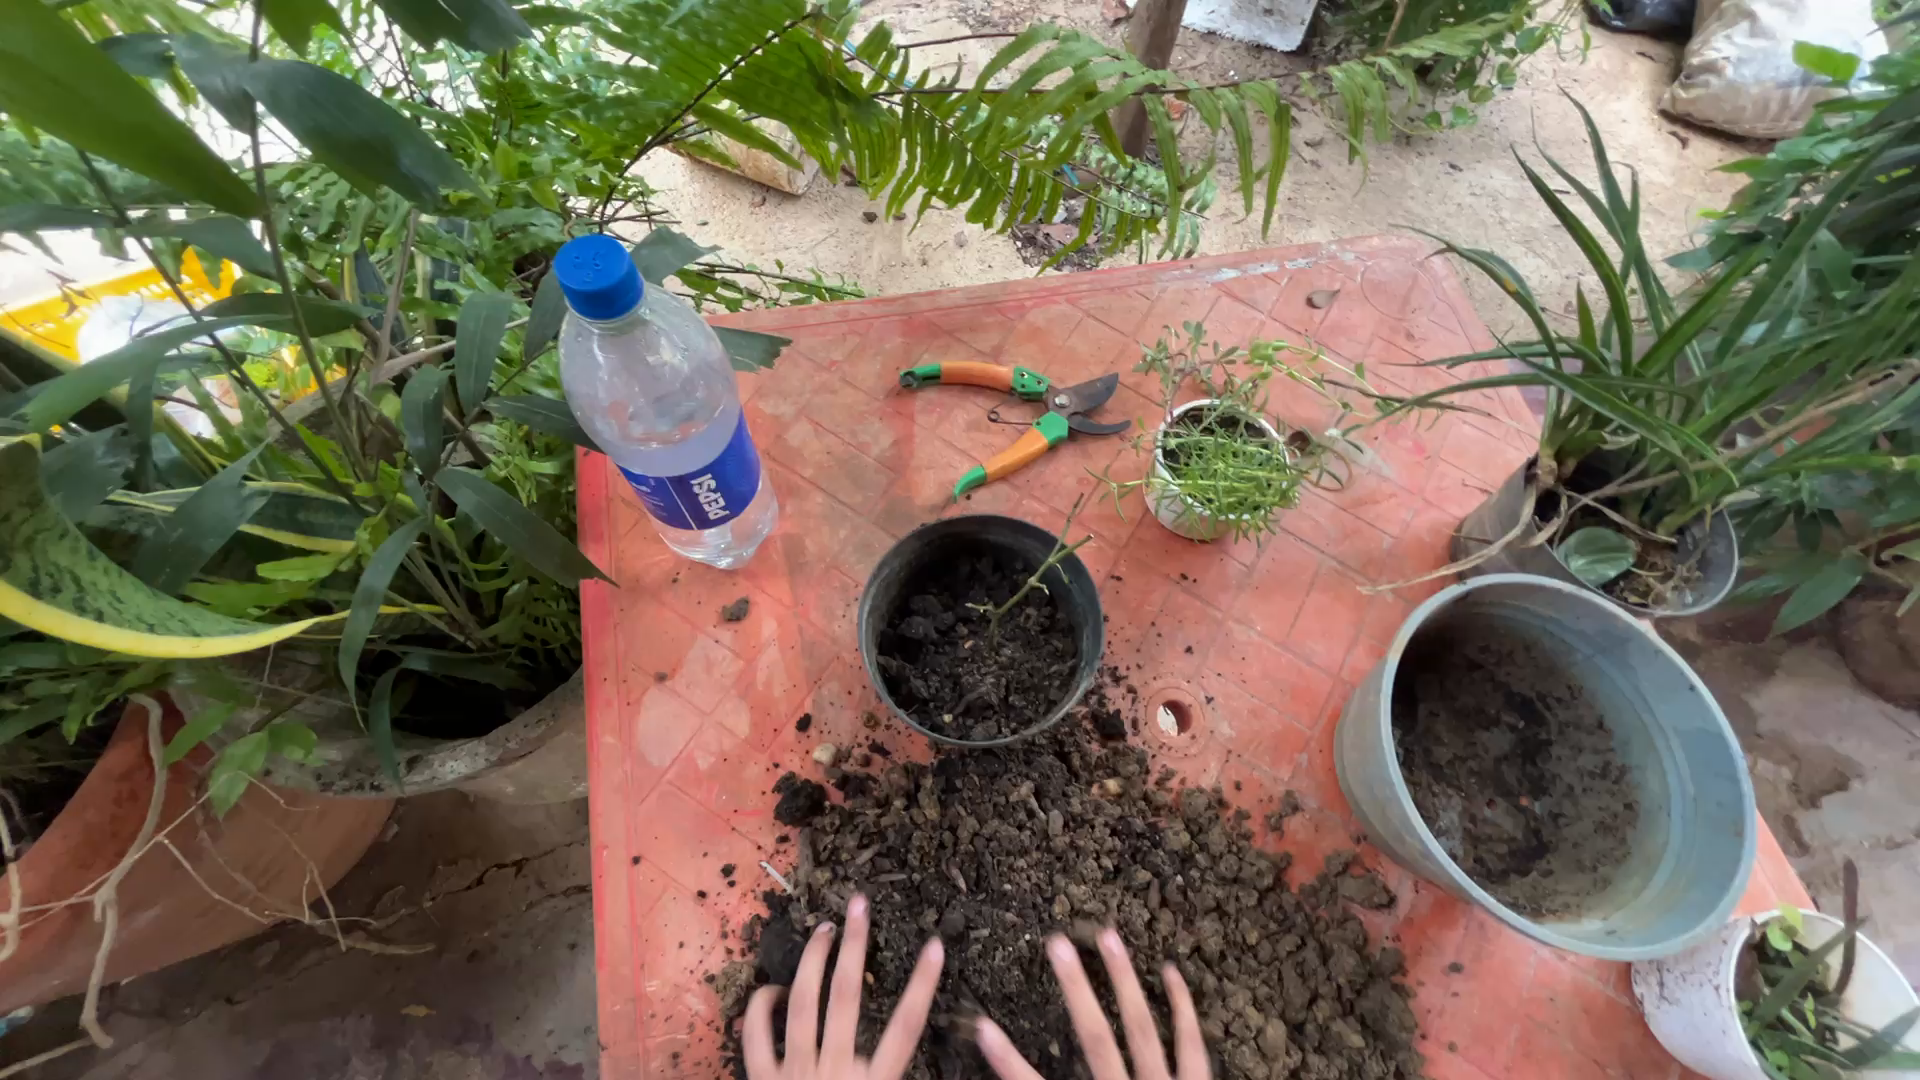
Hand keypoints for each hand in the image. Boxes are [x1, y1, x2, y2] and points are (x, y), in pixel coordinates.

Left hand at [744, 893, 945, 1079]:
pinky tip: (773, 988)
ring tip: (825, 926)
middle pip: (845, 996)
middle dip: (855, 944)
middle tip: (859, 902)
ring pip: (802, 1002)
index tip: (935, 945)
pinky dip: (761, 1006)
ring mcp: (793, 1074)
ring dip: (814, 959)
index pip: (906, 1029)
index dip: (922, 985)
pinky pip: (755, 1036)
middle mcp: (833, 1072)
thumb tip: (924, 1053)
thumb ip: (895, 1075)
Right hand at [976, 928, 1208, 1079]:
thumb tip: (1024, 1078)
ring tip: (1108, 935)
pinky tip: (1172, 972)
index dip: (1008, 1062)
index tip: (982, 1027)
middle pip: (1096, 1041)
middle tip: (1056, 941)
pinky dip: (1183, 1008)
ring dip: (1124, 979)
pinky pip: (1192, 1047)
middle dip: (1076, 989)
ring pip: (1141, 1029)